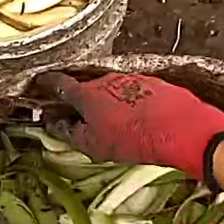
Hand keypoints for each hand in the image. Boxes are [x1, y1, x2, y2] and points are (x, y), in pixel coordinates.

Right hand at [35, 72, 223, 186]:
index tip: (38, 83)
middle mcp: (107, 80)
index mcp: (87, 94)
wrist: (186, 130)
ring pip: (112, 90)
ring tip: (116, 123)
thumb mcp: (93, 144)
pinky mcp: (155, 83)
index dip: (46, 83)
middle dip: (82, 100)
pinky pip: (134, 92)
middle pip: (87, 87)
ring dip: (109, 102)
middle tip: (82, 117)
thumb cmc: (132, 139)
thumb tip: (53, 123)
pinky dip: (131, 103)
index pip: (59, 82)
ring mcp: (132, 79)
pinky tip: (140, 120)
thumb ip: (69, 132)